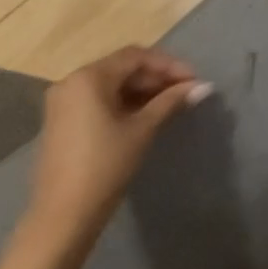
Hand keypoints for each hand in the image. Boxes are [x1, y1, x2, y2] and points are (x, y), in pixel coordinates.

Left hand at [28, 47, 210, 236]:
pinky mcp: (63, 121)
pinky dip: (124, 103)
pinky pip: (98, 100)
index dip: (169, 65)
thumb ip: (171, 103)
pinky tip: (146, 116)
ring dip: (142, 91)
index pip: (135, 57)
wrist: (65, 211)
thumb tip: (204, 87)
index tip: (195, 81)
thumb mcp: (142, 130)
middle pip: (121, 68)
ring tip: (172, 105)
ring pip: (110, 85)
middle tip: (187, 93)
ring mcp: (64, 102)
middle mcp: (72, 81)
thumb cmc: (106, 166)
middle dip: (156, 78)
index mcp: (89, 77)